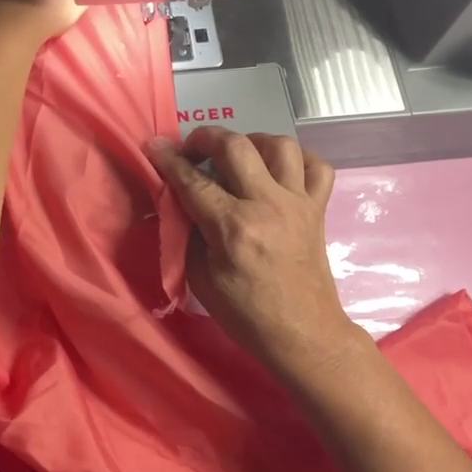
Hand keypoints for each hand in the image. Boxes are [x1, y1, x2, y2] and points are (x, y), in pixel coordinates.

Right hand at [144, 128, 358, 380]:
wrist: (302, 334)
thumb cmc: (245, 313)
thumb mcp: (200, 278)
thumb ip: (188, 232)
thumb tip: (177, 200)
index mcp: (233, 227)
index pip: (193, 180)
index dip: (169, 159)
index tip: (154, 145)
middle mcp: (267, 205)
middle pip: (236, 146)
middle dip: (206, 137)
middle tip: (193, 148)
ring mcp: (297, 203)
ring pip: (280, 146)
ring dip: (252, 141)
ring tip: (237, 154)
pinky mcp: (318, 209)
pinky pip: (317, 166)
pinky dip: (298, 159)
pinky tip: (278, 169)